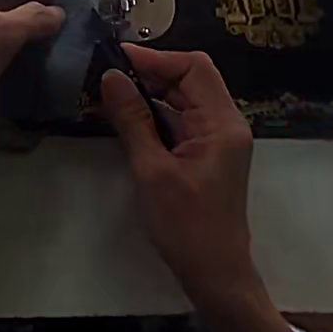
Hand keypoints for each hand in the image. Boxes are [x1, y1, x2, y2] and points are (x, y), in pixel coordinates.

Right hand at [100, 45, 260, 306]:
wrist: (213, 273)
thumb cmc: (185, 224)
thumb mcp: (151, 170)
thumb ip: (132, 119)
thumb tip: (110, 76)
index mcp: (222, 124)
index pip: (194, 68)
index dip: (155, 58)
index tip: (116, 58)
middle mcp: (225, 124)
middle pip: (190, 78)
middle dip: (150, 71)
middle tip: (107, 73)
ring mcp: (217, 138)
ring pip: (183, 97)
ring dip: (150, 90)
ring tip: (111, 90)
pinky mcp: (204, 152)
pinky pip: (180, 117)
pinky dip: (154, 111)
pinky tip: (127, 115)